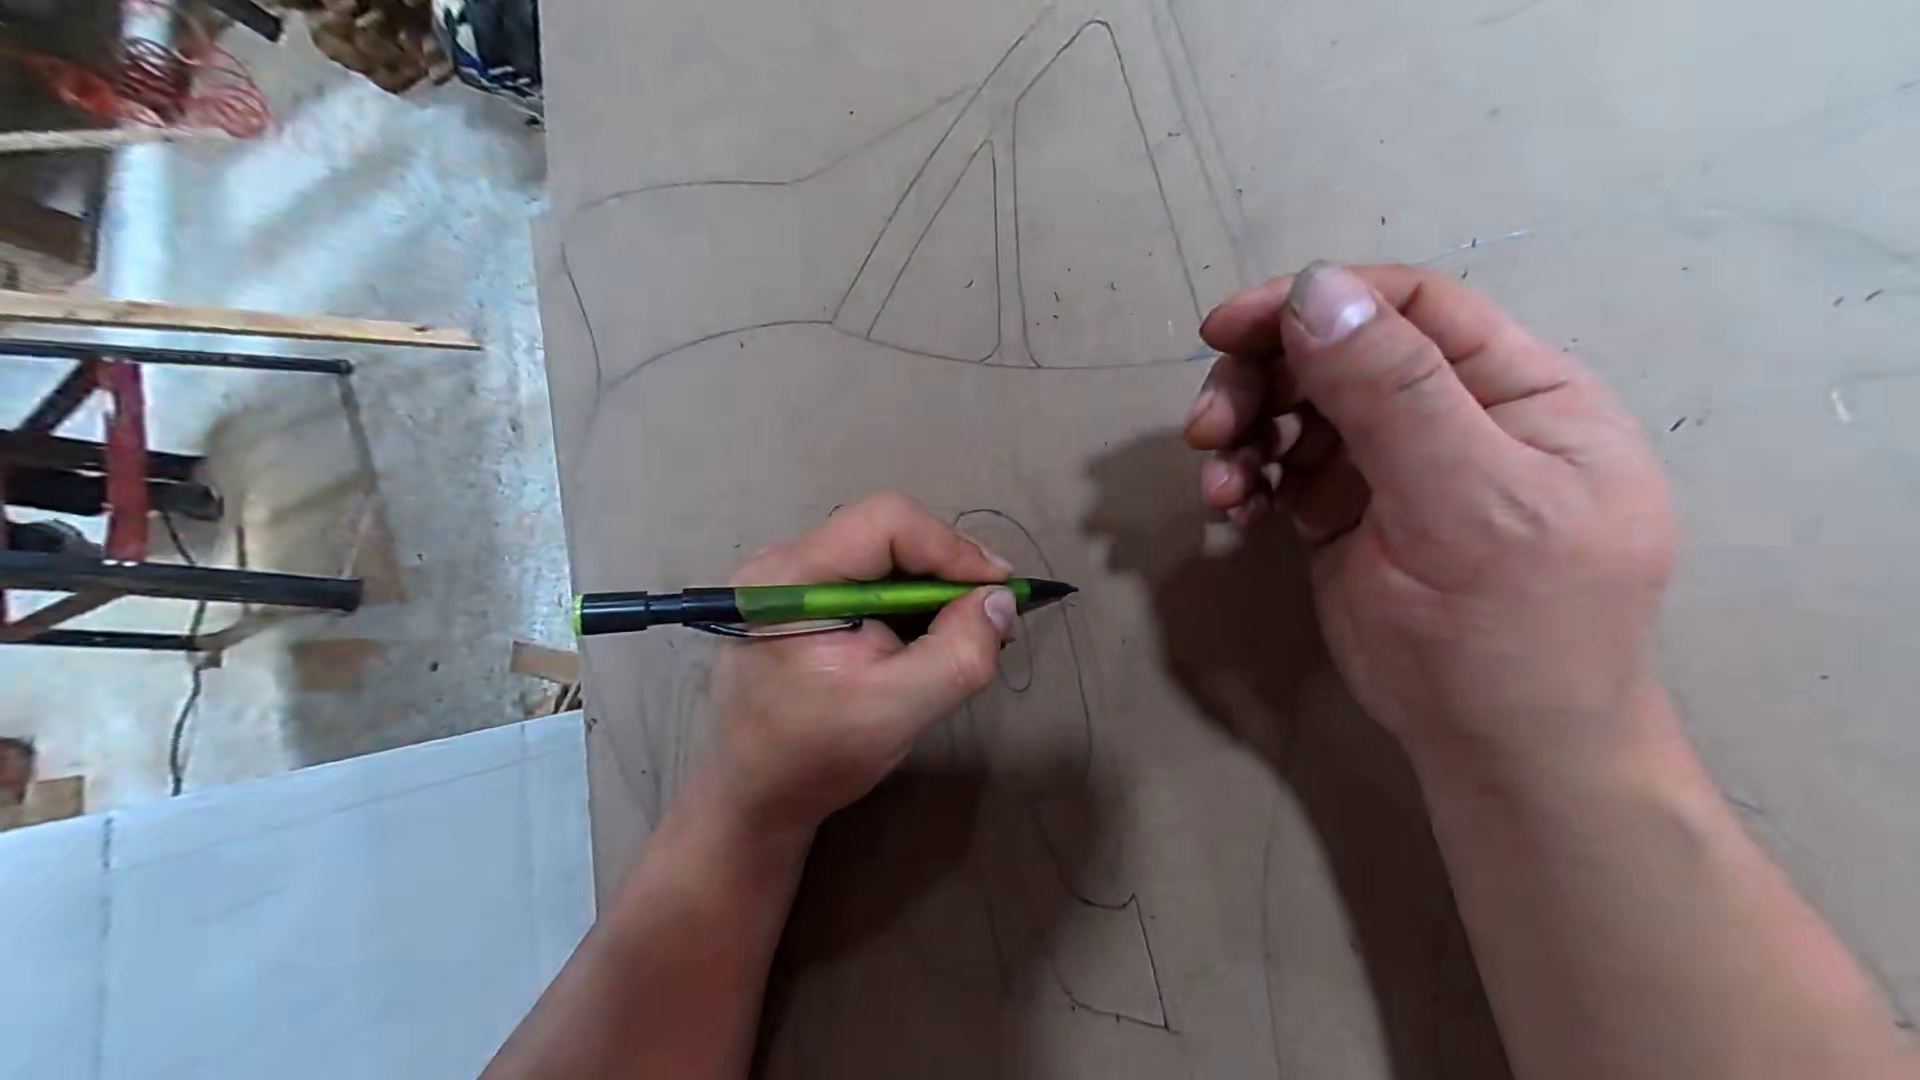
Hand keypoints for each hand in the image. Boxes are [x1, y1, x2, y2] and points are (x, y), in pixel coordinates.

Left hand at [699, 491, 1018, 833]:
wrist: (754, 795)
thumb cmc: (814, 757)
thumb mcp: (896, 712)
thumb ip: (958, 654)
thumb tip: (1000, 600)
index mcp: (792, 578)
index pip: (886, 522)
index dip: (951, 546)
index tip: (997, 589)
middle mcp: (786, 562)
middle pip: (888, 533)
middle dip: (948, 568)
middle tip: (990, 611)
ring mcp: (793, 579)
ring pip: (884, 555)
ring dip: (934, 586)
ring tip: (966, 628)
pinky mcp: (805, 598)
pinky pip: (872, 578)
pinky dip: (912, 600)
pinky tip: (930, 634)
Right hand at [1185, 262, 1676, 776]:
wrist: (1493, 745)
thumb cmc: (1508, 628)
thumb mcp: (1465, 502)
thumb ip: (1394, 392)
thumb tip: (1314, 291)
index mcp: (1512, 389)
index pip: (1406, 308)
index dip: (1312, 301)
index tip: (1223, 328)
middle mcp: (1445, 414)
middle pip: (1332, 357)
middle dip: (1258, 383)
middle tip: (1204, 428)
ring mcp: (1386, 465)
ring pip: (1295, 413)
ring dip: (1242, 438)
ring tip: (1219, 488)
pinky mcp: (1338, 510)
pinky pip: (1278, 470)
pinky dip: (1246, 481)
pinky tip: (1236, 514)